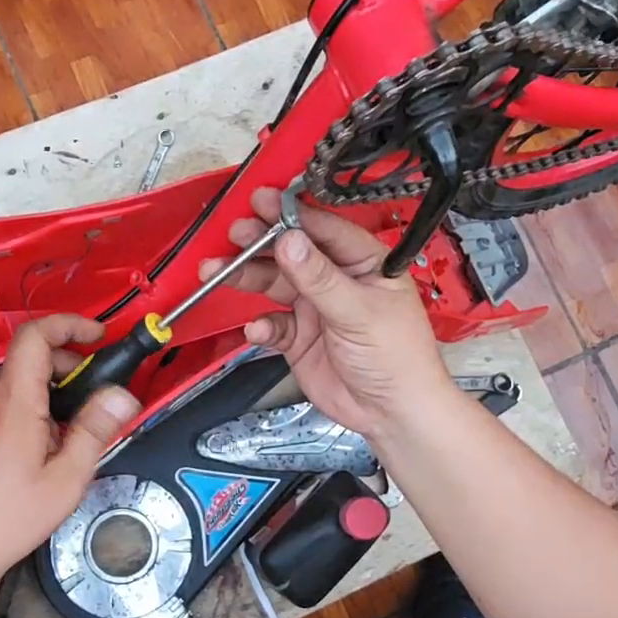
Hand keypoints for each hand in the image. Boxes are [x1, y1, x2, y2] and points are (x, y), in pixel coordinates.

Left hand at [0, 315, 140, 591]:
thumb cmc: (2, 523)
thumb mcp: (66, 480)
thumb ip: (95, 431)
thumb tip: (121, 397)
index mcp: (13, 405)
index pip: (36, 336)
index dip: (69, 324)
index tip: (94, 334)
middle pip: (26, 360)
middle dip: (64, 365)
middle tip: (89, 393)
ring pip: (9, 386)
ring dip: (41, 393)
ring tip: (61, 434)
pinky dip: (17, 411)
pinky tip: (28, 452)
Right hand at [199, 187, 452, 438]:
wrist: (392, 414)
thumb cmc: (399, 359)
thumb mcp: (359, 313)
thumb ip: (320, 279)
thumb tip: (291, 242)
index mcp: (363, 263)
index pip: (323, 229)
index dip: (291, 215)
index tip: (262, 204)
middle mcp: (336, 280)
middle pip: (291, 253)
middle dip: (260, 242)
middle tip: (235, 232)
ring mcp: (315, 308)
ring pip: (273, 284)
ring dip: (247, 277)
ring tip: (218, 271)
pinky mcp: (299, 337)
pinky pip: (272, 324)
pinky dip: (261, 327)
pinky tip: (257, 330)